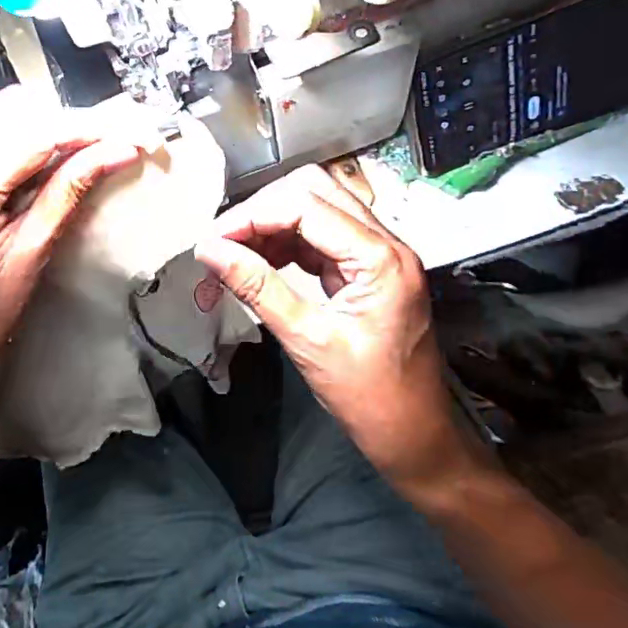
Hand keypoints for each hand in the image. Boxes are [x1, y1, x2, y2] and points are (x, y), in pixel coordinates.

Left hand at [0, 87, 152, 439]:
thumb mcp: (31, 254)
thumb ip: (70, 190)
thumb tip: (117, 150)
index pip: (33, 135)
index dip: (85, 129)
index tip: (124, 130)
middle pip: (6, 115)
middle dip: (57, 125)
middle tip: (99, 144)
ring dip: (27, 130)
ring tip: (66, 156)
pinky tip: (20, 168)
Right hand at [192, 165, 496, 505]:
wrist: (415, 435)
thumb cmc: (374, 398)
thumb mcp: (307, 341)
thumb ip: (258, 288)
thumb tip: (211, 252)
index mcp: (380, 259)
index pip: (306, 206)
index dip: (253, 216)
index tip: (215, 240)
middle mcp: (384, 245)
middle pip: (314, 191)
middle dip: (263, 209)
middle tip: (225, 241)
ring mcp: (376, 254)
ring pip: (315, 208)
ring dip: (271, 224)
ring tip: (234, 253)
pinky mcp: (364, 269)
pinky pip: (317, 236)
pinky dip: (283, 242)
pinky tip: (257, 262)